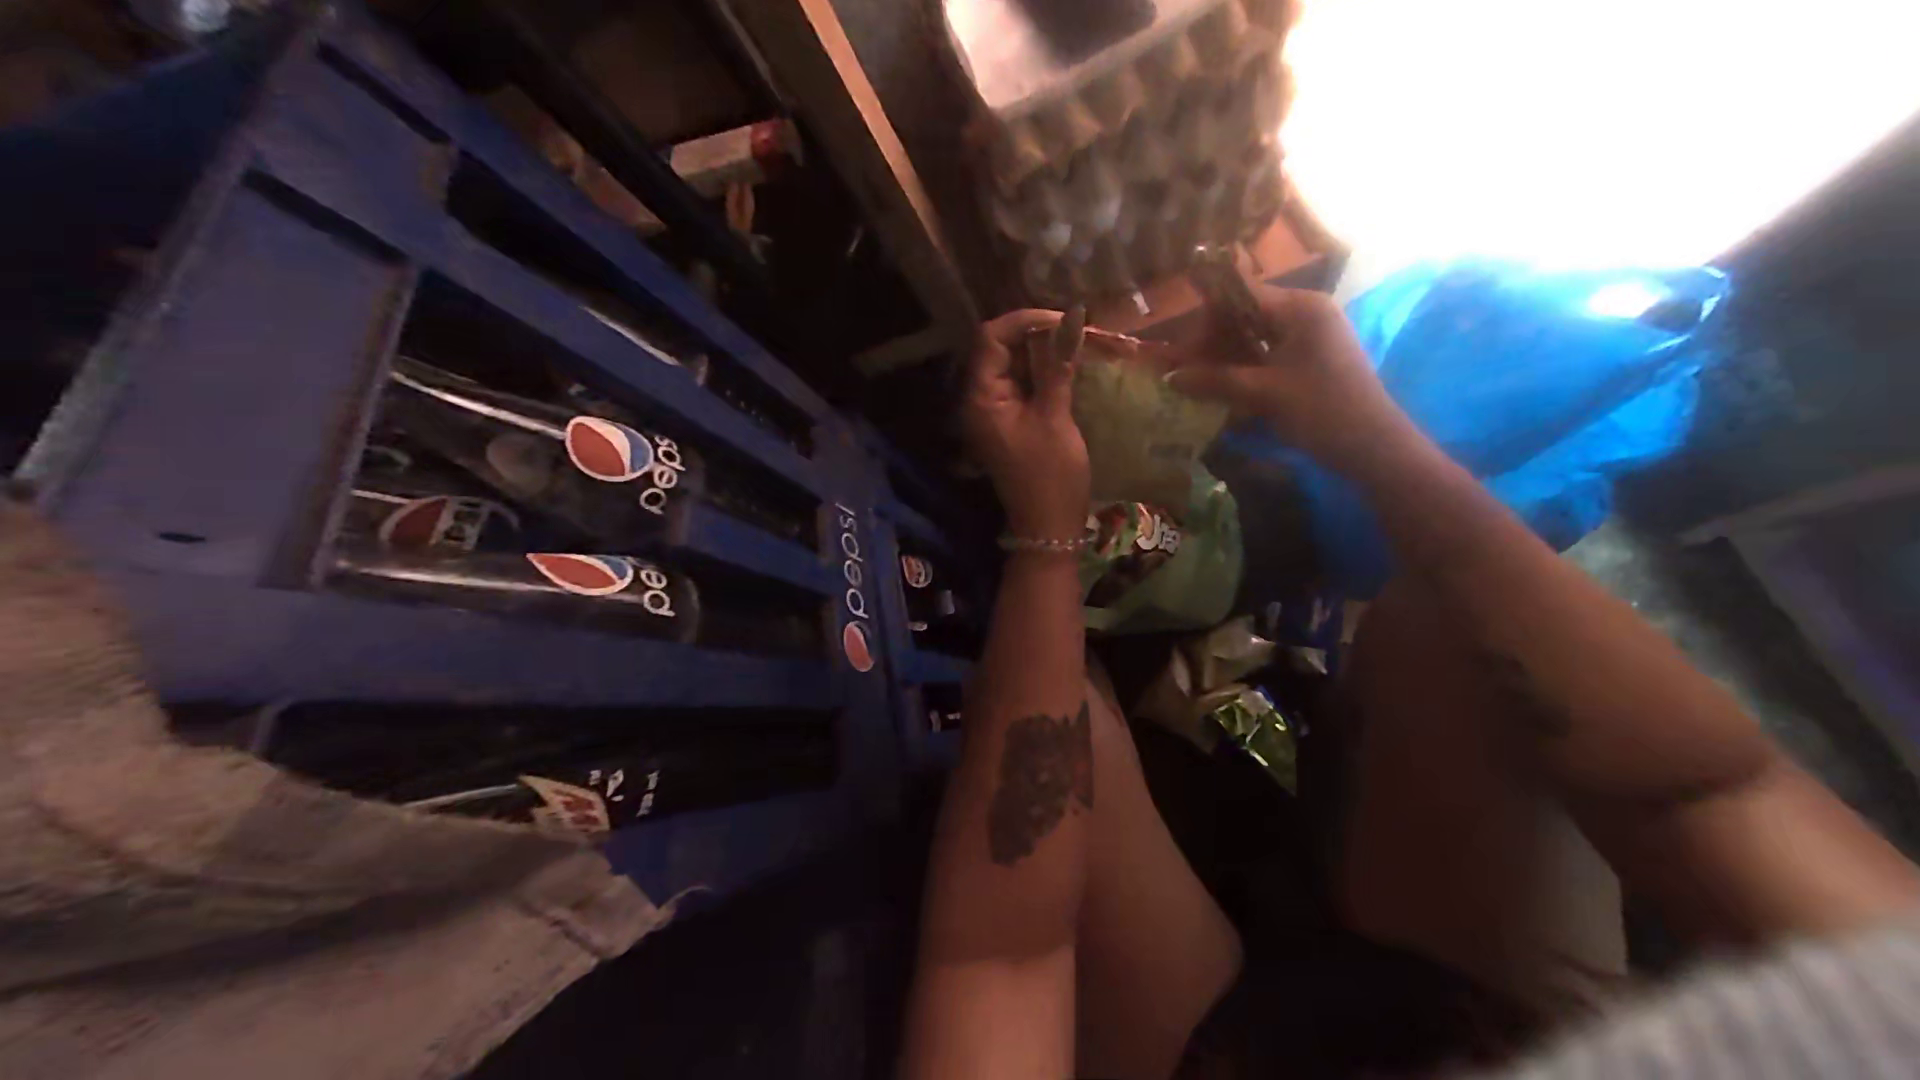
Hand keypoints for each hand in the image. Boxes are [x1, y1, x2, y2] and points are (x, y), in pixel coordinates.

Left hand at [960, 309, 1090, 540]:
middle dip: (1035, 334)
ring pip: (1011, 366)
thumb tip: (1072, 318)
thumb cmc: (1051, 474)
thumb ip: (1057, 365)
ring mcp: (992, 411)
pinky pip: (1019, 385)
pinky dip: (1040, 373)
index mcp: (981, 397)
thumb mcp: (1055, 416)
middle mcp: (978, 400)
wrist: (1048, 525)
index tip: (1064, 320)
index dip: (1025, 321)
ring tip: (1076, 345)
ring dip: (1040, 352)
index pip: (990, 338)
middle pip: (998, 348)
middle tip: (1075, 331)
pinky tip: (1067, 368)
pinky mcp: (1007, 421)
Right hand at [1167, 286, 1413, 473]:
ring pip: (1256, 337)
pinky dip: (1246, 367)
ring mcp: (1313, 336)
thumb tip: (1170, 377)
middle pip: (1247, 316)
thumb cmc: (1320, 411)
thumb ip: (1214, 380)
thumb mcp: (1262, 394)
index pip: (1241, 297)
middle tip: (1185, 370)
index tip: (1180, 349)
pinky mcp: (1313, 359)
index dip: (1207, 321)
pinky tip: (1225, 387)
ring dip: (1227, 357)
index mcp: (1301, 307)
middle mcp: (1308, 312)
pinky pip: (1270, 353)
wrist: (1373, 447)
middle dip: (1214, 342)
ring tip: (1198, 380)